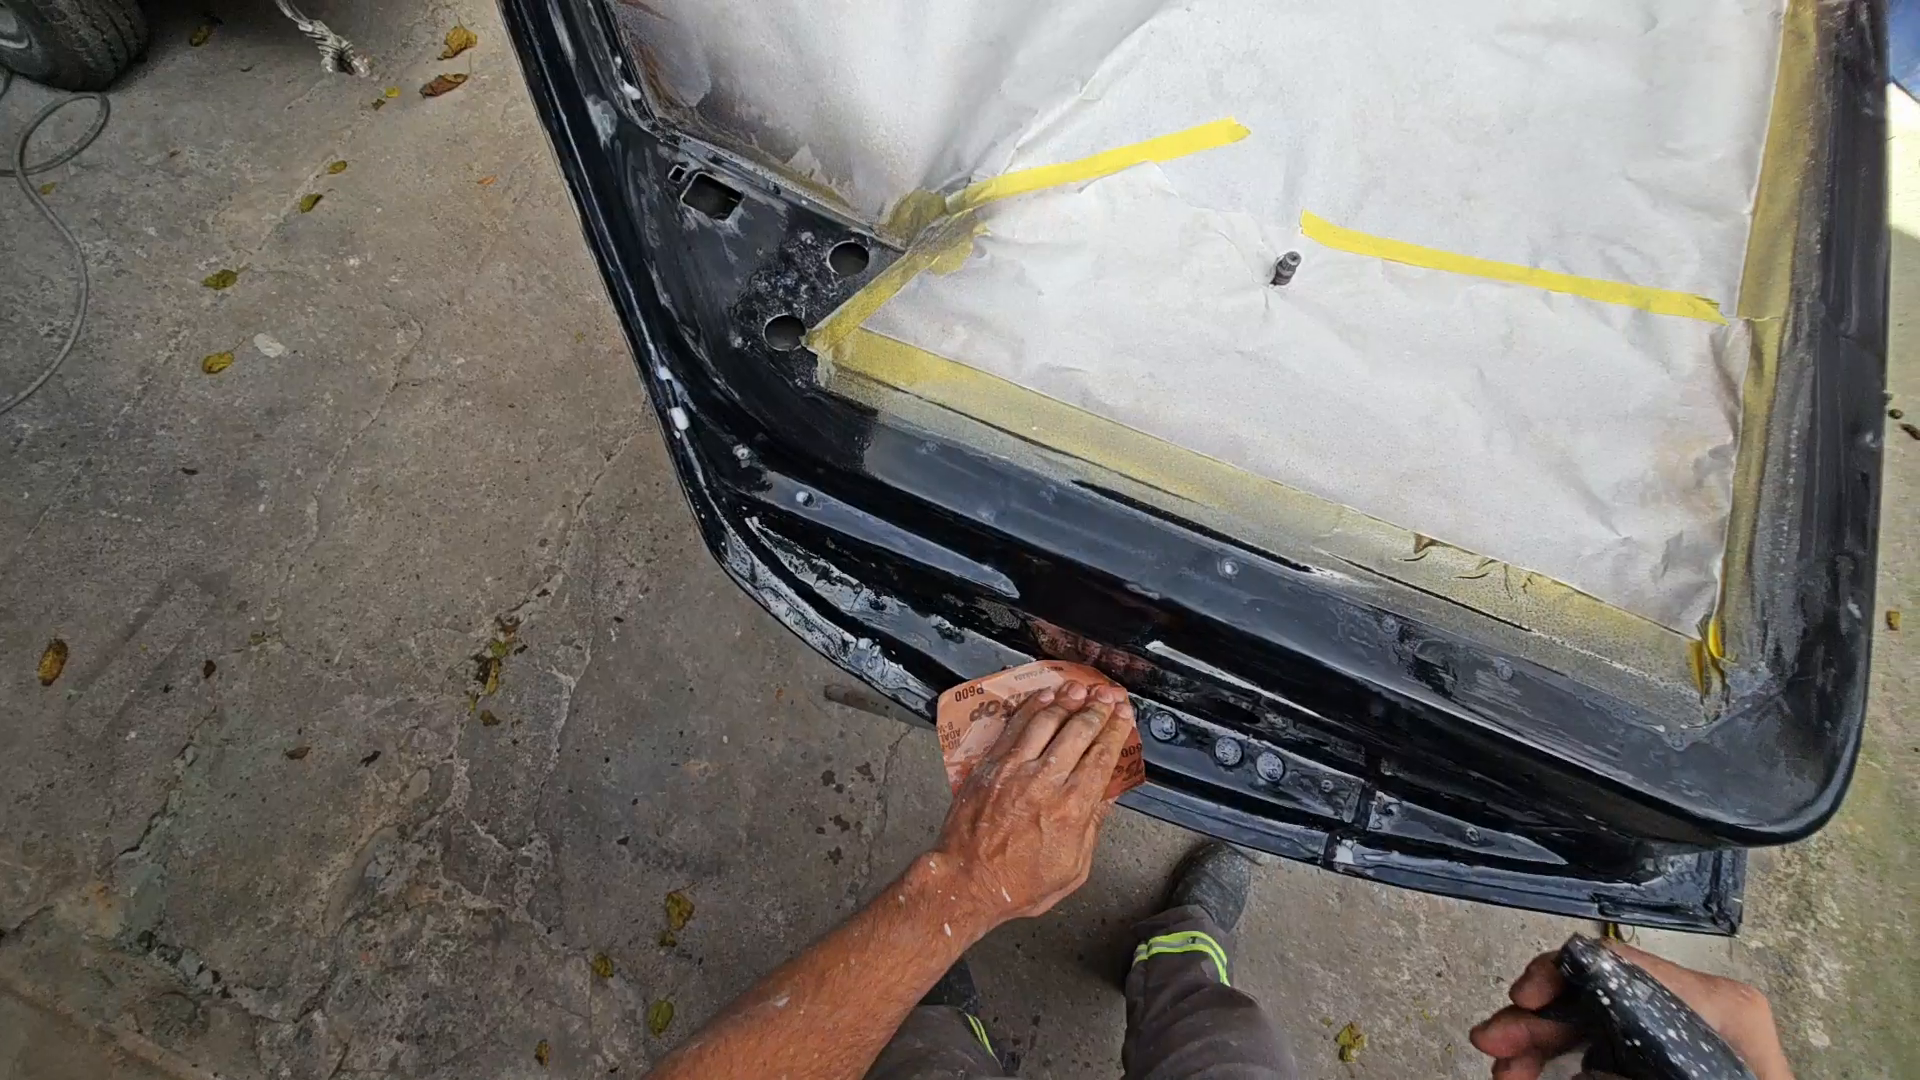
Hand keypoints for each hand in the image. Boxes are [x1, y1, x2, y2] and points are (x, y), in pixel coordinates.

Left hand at [926, 681, 1135, 932]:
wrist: (967, 880)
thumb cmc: (1018, 883)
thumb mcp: (1073, 869)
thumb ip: (1092, 828)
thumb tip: (1106, 796)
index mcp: (1071, 808)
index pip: (1102, 757)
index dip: (1116, 731)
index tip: (1124, 716)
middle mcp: (1045, 781)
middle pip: (1078, 731)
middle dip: (1097, 708)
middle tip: (1108, 695)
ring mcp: (1015, 768)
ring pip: (1047, 721)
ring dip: (1067, 700)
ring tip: (1080, 687)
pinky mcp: (992, 763)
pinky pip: (1015, 725)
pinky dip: (1032, 707)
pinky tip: (1045, 697)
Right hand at [1470, 938, 1793, 1079]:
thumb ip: (1646, 1079)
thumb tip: (1584, 1075)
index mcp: (1717, 1006)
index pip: (1619, 964)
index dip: (1557, 973)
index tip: (1522, 999)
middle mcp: (1684, 1008)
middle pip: (1585, 998)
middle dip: (1529, 1021)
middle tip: (1490, 1046)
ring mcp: (1665, 1035)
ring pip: (1578, 1026)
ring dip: (1531, 1045)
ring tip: (1502, 1073)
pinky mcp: (1651, 1061)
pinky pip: (1589, 1051)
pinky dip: (1552, 1062)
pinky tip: (1526, 1075)